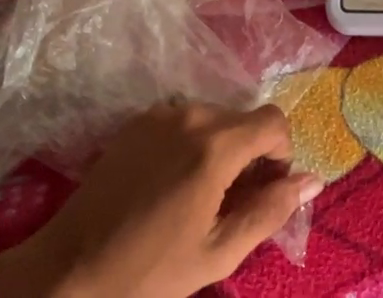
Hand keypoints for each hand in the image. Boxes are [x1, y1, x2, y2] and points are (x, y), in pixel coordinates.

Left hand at [0, 103, 321, 297]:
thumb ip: (271, 210)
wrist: (70, 267)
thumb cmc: (149, 268)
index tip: (265, 191)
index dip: (281, 154)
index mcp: (215, 145)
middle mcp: (190, 114)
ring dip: (222, 148)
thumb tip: (312, 180)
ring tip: (199, 197)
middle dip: (252, 154)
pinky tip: (171, 185)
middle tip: (232, 204)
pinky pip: (184, 121)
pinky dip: (192, 143)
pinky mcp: (137, 121)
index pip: (274, 121)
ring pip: (215, 118)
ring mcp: (160, 113)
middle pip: (245, 119)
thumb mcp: (218, 251)